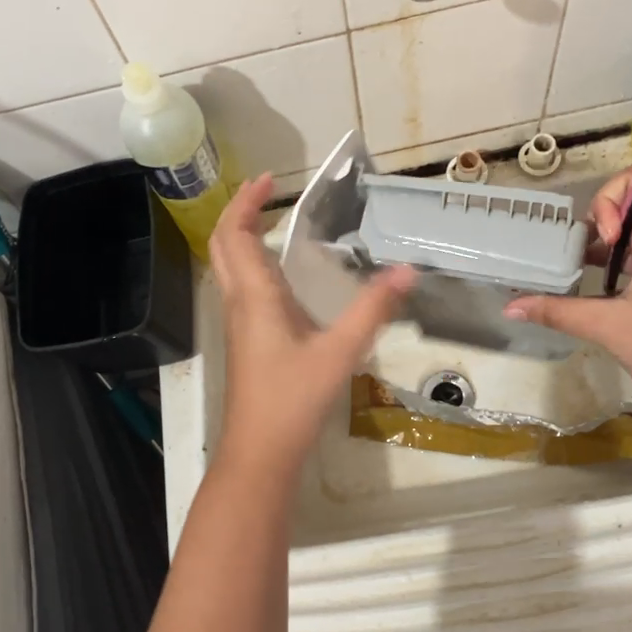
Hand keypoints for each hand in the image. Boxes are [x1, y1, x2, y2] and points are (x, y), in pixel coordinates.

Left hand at [209, 174, 415, 471]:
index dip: (246, 202)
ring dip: (244, 239)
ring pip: (229, 269)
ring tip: (275, 224)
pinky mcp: (247, 344)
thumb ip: (373, 310)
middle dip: (239, 213)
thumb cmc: (292, 400)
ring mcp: (240, 325)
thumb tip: (406, 270)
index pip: (237, 235)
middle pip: (224, 246)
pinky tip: (286, 279)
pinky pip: (243, 290)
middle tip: (266, 193)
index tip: (268, 179)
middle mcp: (240, 304)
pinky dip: (254, 267)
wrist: (260, 452)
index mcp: (255, 296)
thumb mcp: (340, 353)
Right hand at [504, 168, 631, 424]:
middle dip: (598, 224)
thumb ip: (557, 311)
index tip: (600, 241)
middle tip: (574, 256)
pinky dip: (618, 267)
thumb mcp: (610, 328)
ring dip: (605, 248)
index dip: (608, 201)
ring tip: (574, 271)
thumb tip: (510, 307)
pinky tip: (595, 292)